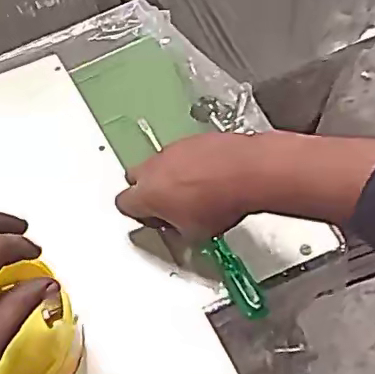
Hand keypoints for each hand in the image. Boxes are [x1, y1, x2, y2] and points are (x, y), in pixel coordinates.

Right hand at [116, 131, 374, 241]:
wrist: (251, 171)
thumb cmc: (223, 200)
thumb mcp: (195, 234)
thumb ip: (177, 230)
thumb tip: (181, 229)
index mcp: (146, 194)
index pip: (124, 204)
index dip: (139, 214)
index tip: (154, 219)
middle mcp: (154, 167)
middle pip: (136, 179)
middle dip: (149, 190)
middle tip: (169, 204)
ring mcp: (173, 149)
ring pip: (161, 164)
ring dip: (171, 176)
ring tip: (197, 191)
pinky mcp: (194, 139)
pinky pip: (184, 152)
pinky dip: (192, 163)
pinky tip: (212, 177)